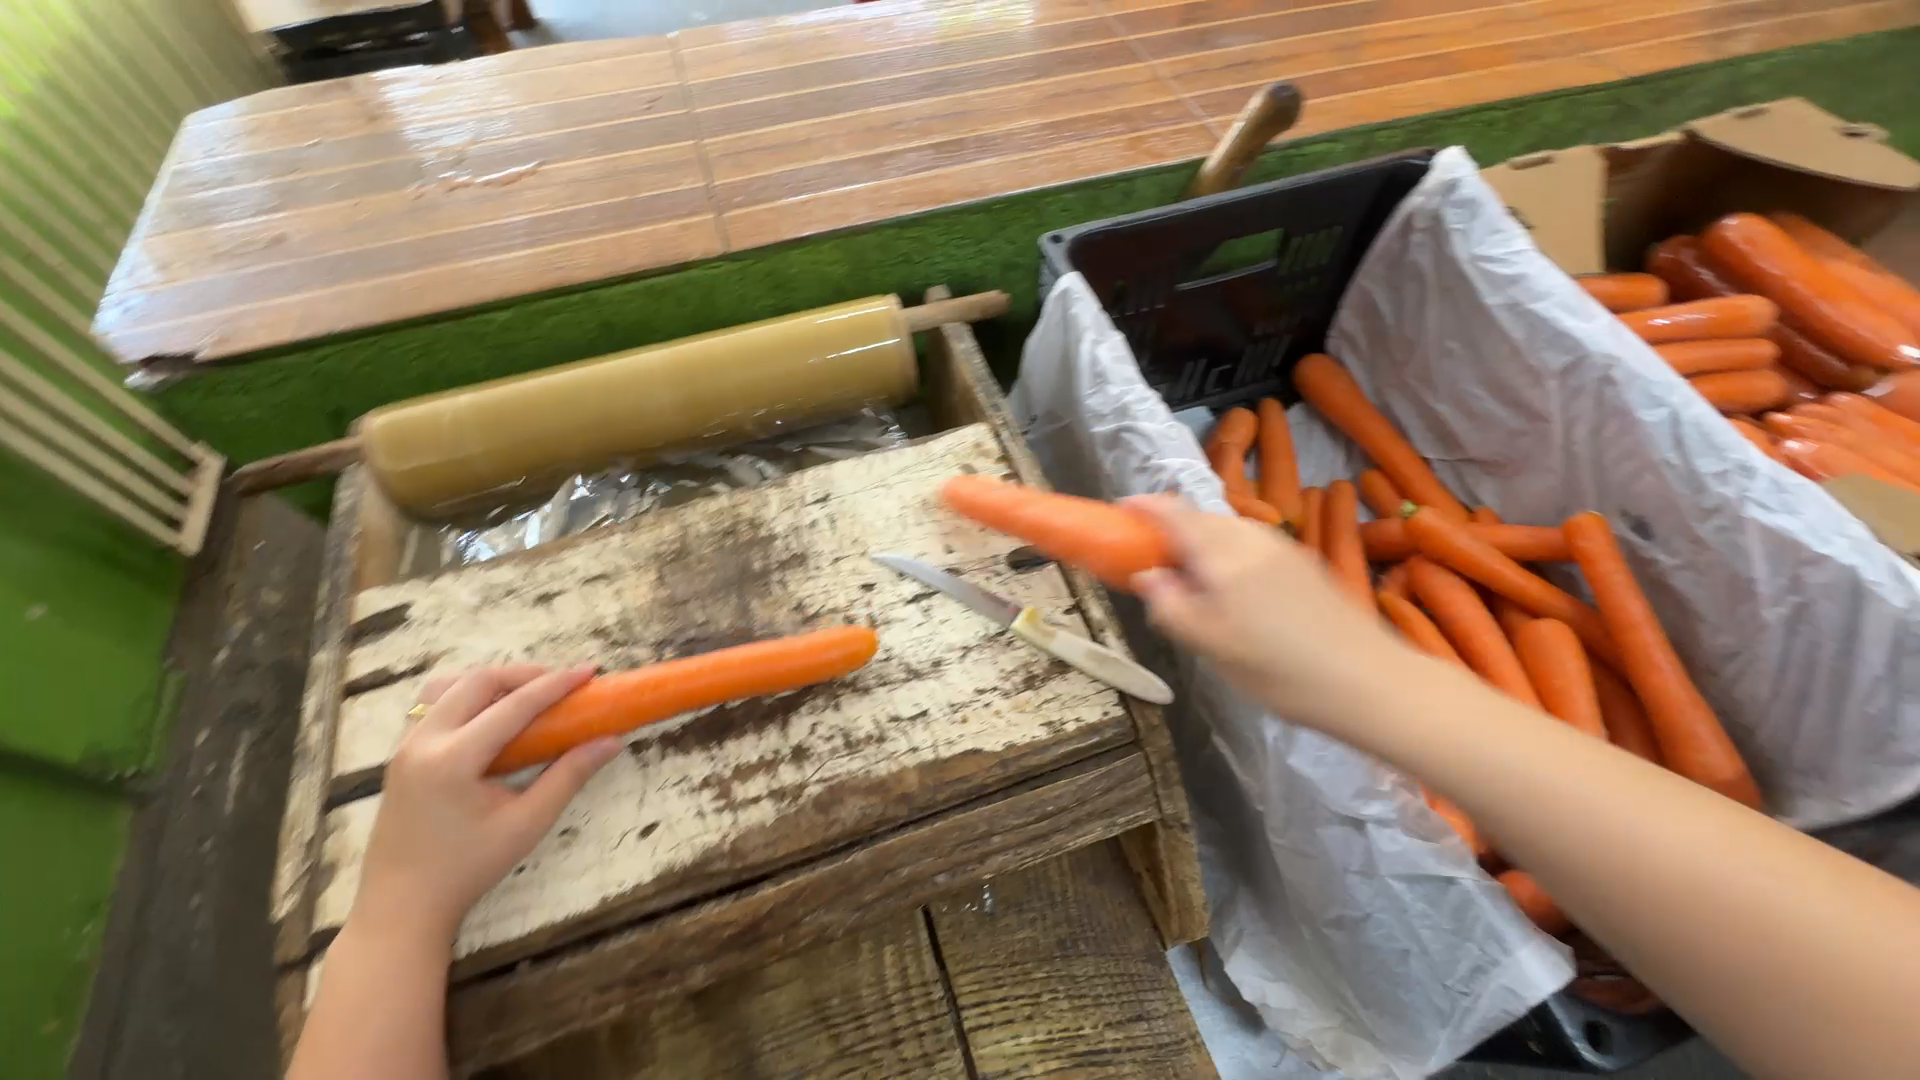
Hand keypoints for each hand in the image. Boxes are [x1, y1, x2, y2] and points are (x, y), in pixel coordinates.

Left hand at [351, 664, 622, 943]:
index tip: (589, 671)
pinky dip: (467, 696)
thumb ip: (570, 776)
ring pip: (448, 686)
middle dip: (525, 674)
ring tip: (526, 694)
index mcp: (453, 760)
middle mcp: (422, 743)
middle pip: (477, 681)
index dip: (556, 684)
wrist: (401, 908)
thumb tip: (611, 741)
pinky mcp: (400, 756)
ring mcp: (405, 747)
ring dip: (492, 681)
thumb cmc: (468, 868)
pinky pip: (433, 706)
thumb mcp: (527, 823)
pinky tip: (492, 716)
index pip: (514, 705)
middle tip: (562, 684)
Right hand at [1127, 496, 1411, 727]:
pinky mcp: (1304, 565)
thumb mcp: (1210, 645)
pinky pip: (1250, 545)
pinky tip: (1231, 589)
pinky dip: (1227, 553)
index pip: (1174, 514)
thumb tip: (1148, 576)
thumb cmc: (1279, 669)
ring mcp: (1283, 549)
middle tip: (1150, 557)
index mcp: (1224, 553)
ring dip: (1200, 542)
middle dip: (1170, 529)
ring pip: (1228, 532)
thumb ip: (1171, 605)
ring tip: (1188, 576)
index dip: (1144, 507)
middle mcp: (1253, 539)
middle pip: (1201, 519)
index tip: (1121, 510)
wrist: (1370, 682)